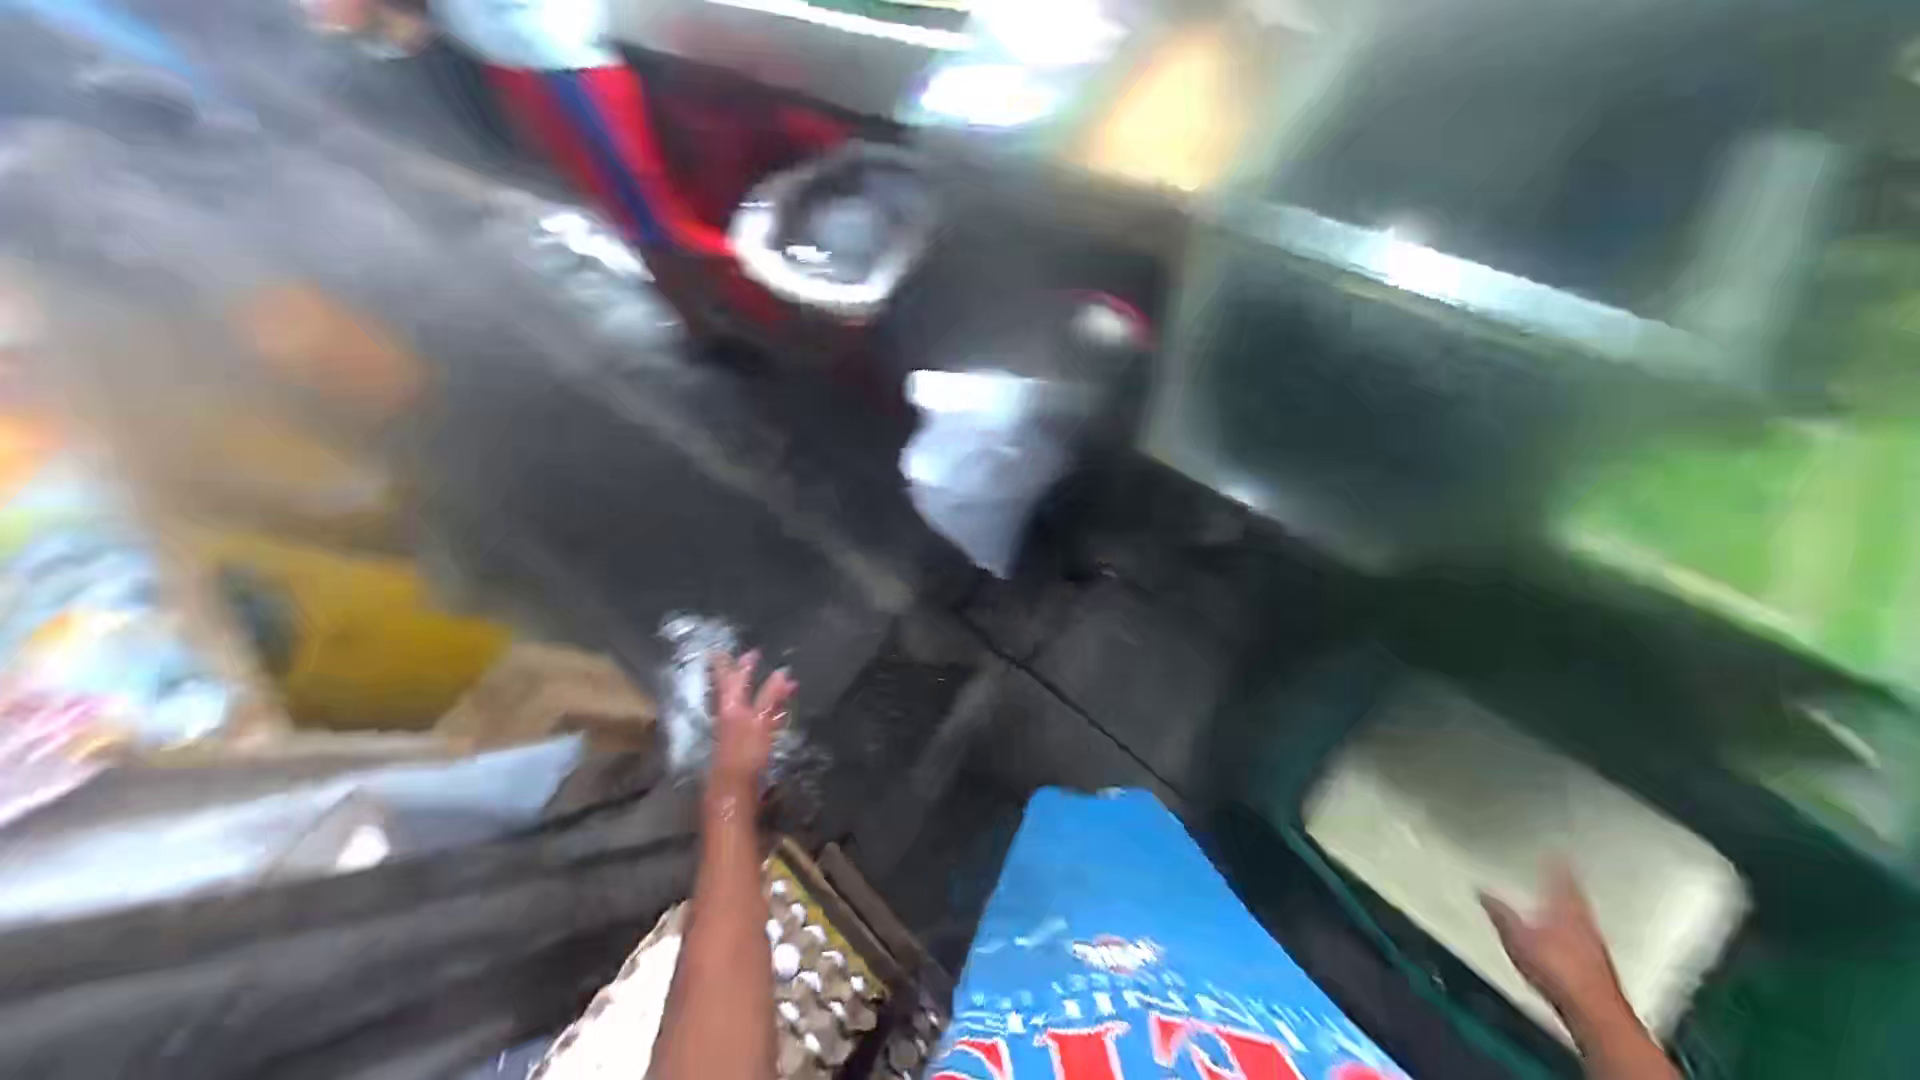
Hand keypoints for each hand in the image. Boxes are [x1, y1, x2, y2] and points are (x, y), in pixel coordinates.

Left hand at [708, 649, 793, 786]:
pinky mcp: (746, 740)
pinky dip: (770, 709)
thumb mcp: (760, 722)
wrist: (733, 787)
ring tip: (784, 681)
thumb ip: (770, 697)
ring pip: (749, 702)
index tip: (727, 647)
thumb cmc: (744, 752)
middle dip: (745, 673)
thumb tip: (782, 672)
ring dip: (765, 691)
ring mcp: (737, 727)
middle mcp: (730, 713)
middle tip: (754, 656)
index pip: (729, 678)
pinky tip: (782, 710)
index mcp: (730, 706)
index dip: (729, 663)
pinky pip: (758, 717)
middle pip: (736, 688)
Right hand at [1481, 862, 1630, 1026]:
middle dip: (1565, 885)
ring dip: (1569, 907)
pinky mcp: (1597, 966)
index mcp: (1565, 908)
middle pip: (1574, 897)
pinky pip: (1583, 937)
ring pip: (1580, 917)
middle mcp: (1584, 922)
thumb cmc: (1554, 967)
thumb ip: (1498, 911)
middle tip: (1558, 872)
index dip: (1559, 862)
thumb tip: (1481, 890)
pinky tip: (1563, 938)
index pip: (1562, 878)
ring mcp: (1594, 945)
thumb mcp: (1514, 934)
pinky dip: (1572, 930)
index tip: (1557, 848)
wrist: (1592, 1010)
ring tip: (1557, 902)